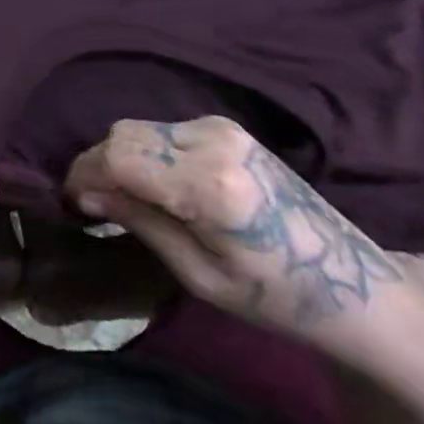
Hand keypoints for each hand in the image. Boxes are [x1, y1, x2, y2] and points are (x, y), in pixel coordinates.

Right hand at [65, 117, 405, 331]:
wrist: (353, 284)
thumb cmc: (275, 296)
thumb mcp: (198, 274)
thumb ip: (140, 221)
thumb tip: (84, 192)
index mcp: (211, 184)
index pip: (118, 158)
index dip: (83, 174)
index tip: (71, 202)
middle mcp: (212, 141)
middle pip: (123, 135)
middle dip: (97, 164)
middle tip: (91, 201)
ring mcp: (220, 128)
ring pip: (138, 128)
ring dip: (119, 157)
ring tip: (120, 194)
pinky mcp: (225, 127)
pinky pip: (161, 130)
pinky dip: (143, 152)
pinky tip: (152, 182)